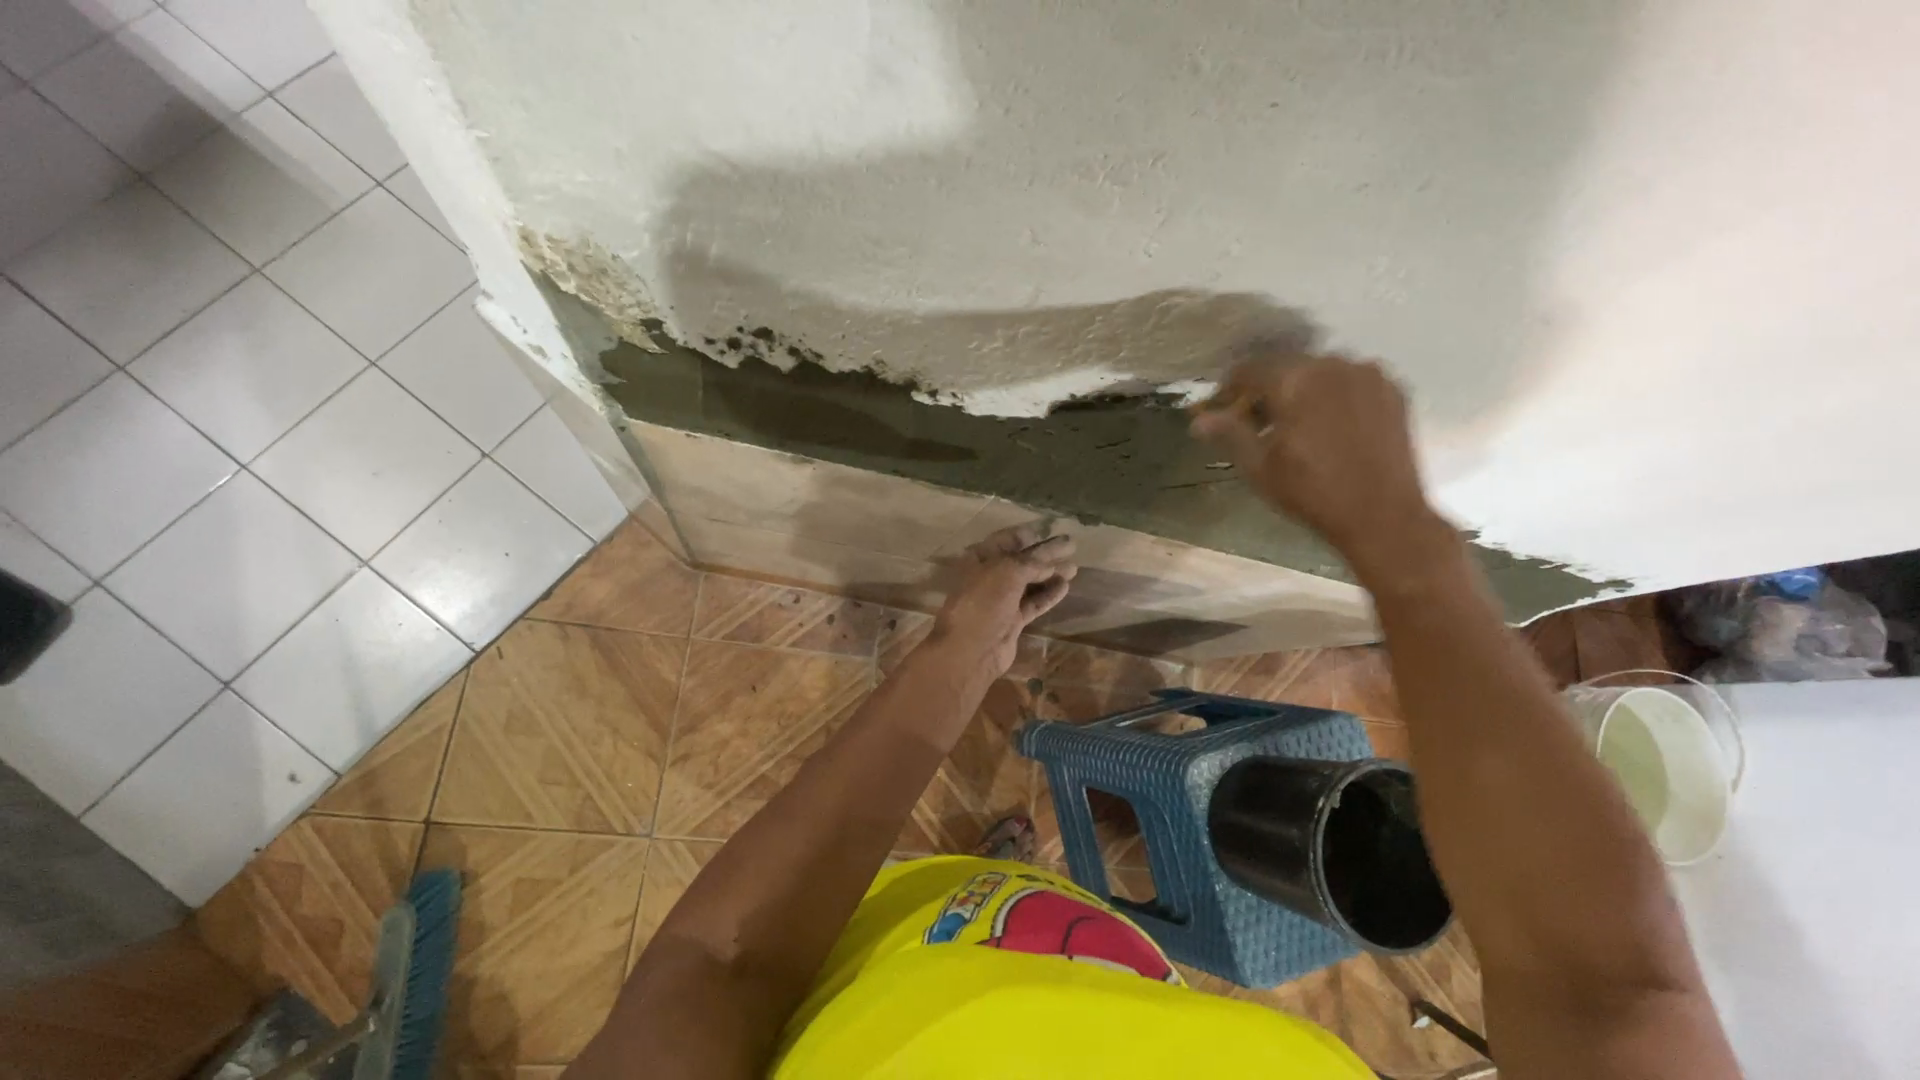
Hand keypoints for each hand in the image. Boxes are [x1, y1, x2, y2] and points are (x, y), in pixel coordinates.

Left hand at [927, 524, 1076, 677]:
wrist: (971, 648)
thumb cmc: (984, 601)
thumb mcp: (1008, 571)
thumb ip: (1032, 562)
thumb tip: (1051, 563)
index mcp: (980, 558)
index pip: (1006, 539)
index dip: (1027, 534)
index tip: (1048, 530)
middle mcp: (990, 576)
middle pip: (1022, 560)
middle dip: (1045, 553)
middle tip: (1071, 545)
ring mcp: (1001, 600)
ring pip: (1030, 582)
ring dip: (1051, 574)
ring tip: (1074, 567)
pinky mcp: (1012, 620)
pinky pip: (1033, 602)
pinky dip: (1049, 594)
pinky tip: (1065, 586)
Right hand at [1191, 351, 1452, 577]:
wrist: (1383, 516)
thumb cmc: (1312, 493)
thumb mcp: (1260, 467)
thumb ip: (1229, 434)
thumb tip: (1198, 420)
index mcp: (1295, 380)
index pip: (1250, 369)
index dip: (1231, 388)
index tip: (1223, 408)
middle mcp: (1333, 365)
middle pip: (1287, 366)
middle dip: (1269, 389)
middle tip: (1259, 421)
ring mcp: (1368, 375)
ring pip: (1322, 372)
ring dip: (1304, 390)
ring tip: (1298, 424)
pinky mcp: (1394, 390)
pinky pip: (1352, 382)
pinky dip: (1336, 395)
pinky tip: (1332, 425)